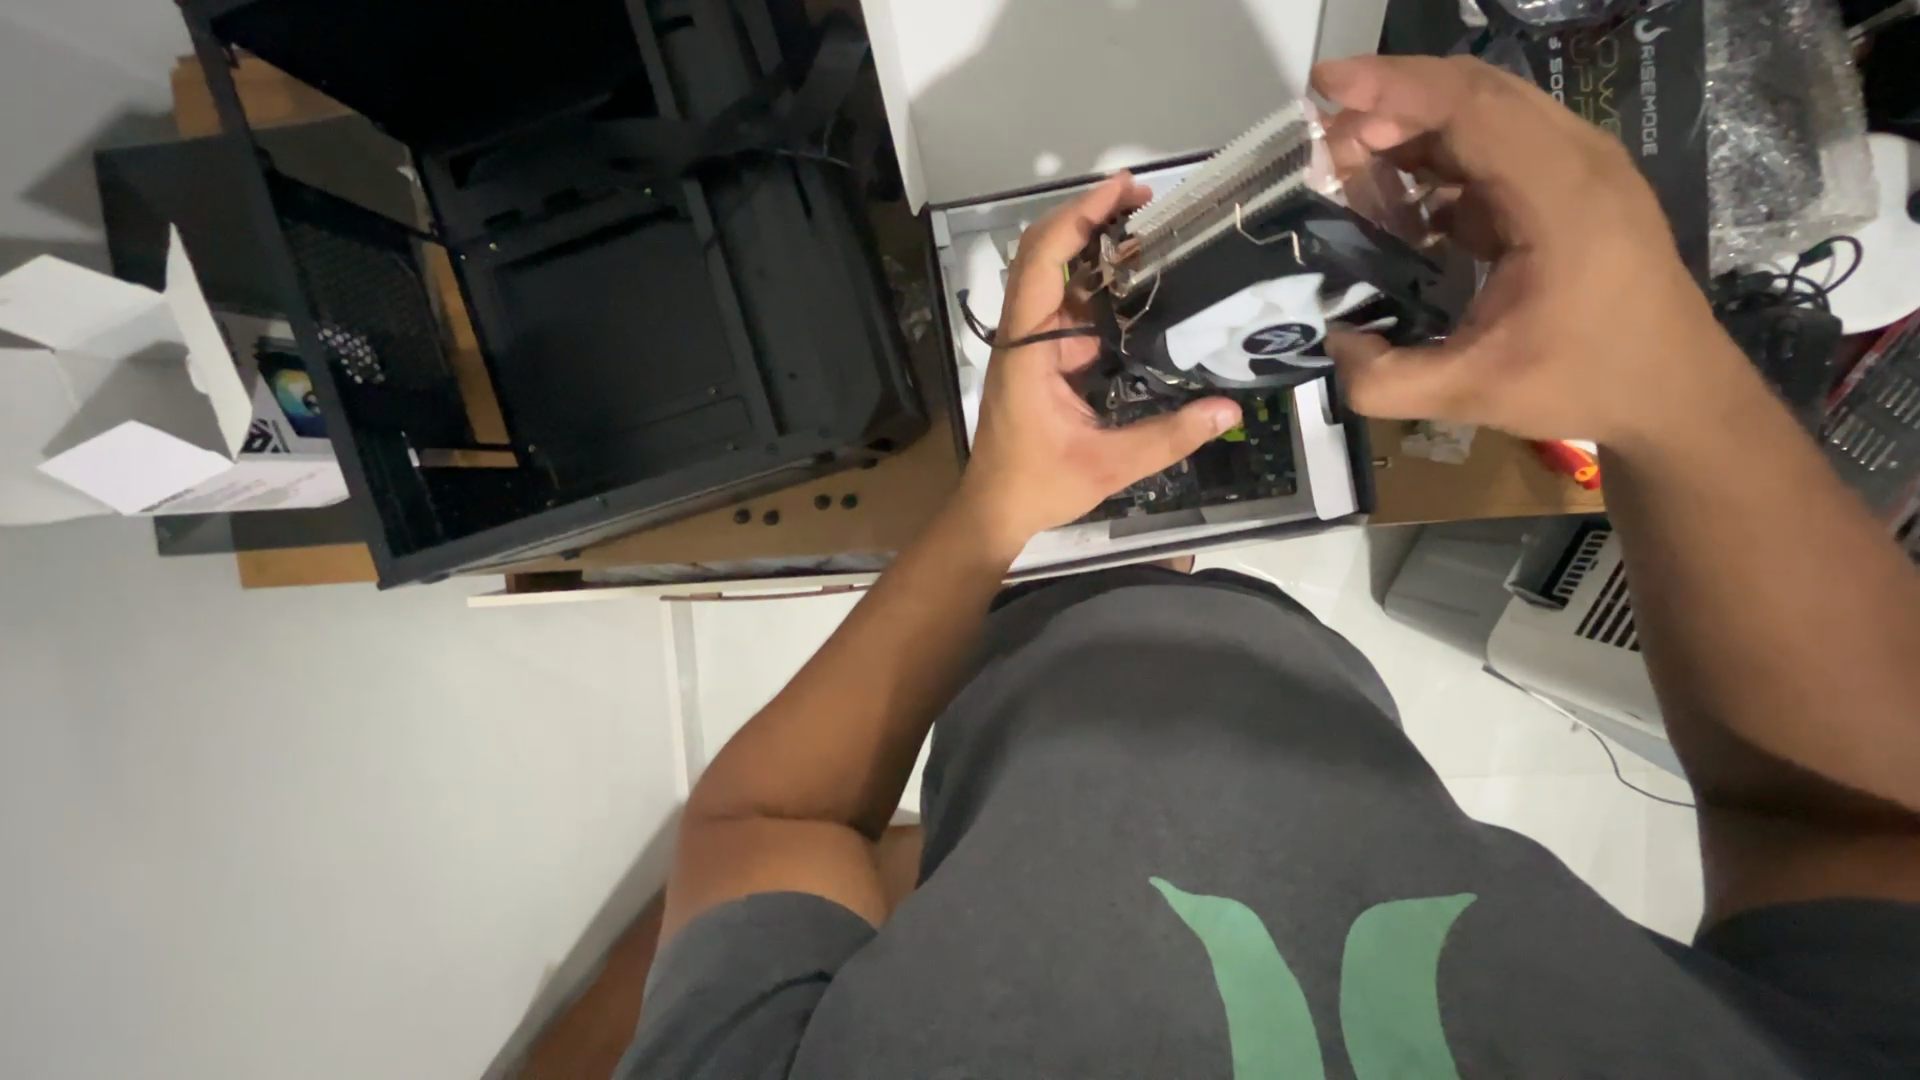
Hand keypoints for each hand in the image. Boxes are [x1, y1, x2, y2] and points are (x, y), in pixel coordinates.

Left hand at [955, 174, 1241, 552]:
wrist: (995, 510)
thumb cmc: (1038, 486)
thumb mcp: (1107, 465)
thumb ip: (1167, 438)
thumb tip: (1227, 411)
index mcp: (1027, 351)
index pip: (1042, 263)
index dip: (1078, 217)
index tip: (1123, 188)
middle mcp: (1022, 339)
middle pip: (1044, 258)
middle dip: (1089, 221)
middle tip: (1145, 203)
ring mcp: (1028, 349)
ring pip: (1056, 284)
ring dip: (1096, 256)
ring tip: (1151, 238)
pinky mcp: (1039, 364)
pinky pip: (1067, 315)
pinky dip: (1098, 296)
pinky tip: (1138, 293)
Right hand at [1311, 55, 1750, 449]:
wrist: (1670, 391)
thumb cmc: (1580, 384)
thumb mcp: (1466, 395)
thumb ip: (1381, 379)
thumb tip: (1333, 340)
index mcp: (1561, 197)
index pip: (1471, 109)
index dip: (1393, 90)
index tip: (1324, 89)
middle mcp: (1577, 163)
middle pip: (1478, 94)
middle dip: (1392, 102)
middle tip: (1324, 140)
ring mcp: (1579, 171)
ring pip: (1487, 115)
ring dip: (1413, 127)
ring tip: (1348, 163)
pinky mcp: (1569, 190)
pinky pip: (1496, 150)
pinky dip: (1438, 157)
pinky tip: (1399, 198)